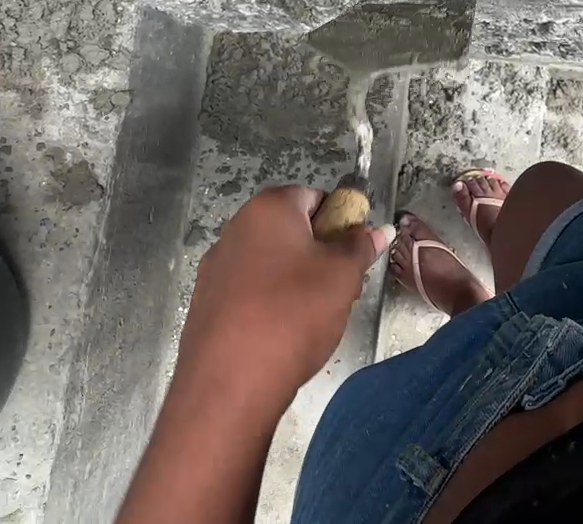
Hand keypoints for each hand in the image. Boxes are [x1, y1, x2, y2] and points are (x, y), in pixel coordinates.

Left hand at [175, 186, 391, 412]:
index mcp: (268, 208)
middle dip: (319, 254)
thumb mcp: (342, 276)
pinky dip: (269, 304)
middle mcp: (236, 228)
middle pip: (291, 230)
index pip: (314, 196)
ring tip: (313, 318)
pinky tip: (282, 336)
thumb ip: (361, 246)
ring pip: (270, 263)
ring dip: (296, 281)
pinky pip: (249, 291)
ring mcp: (215, 267)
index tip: (353, 255)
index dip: (340, 222)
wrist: (229, 385)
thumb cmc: (293, 313)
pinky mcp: (205, 304)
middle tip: (339, 289)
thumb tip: (377, 230)